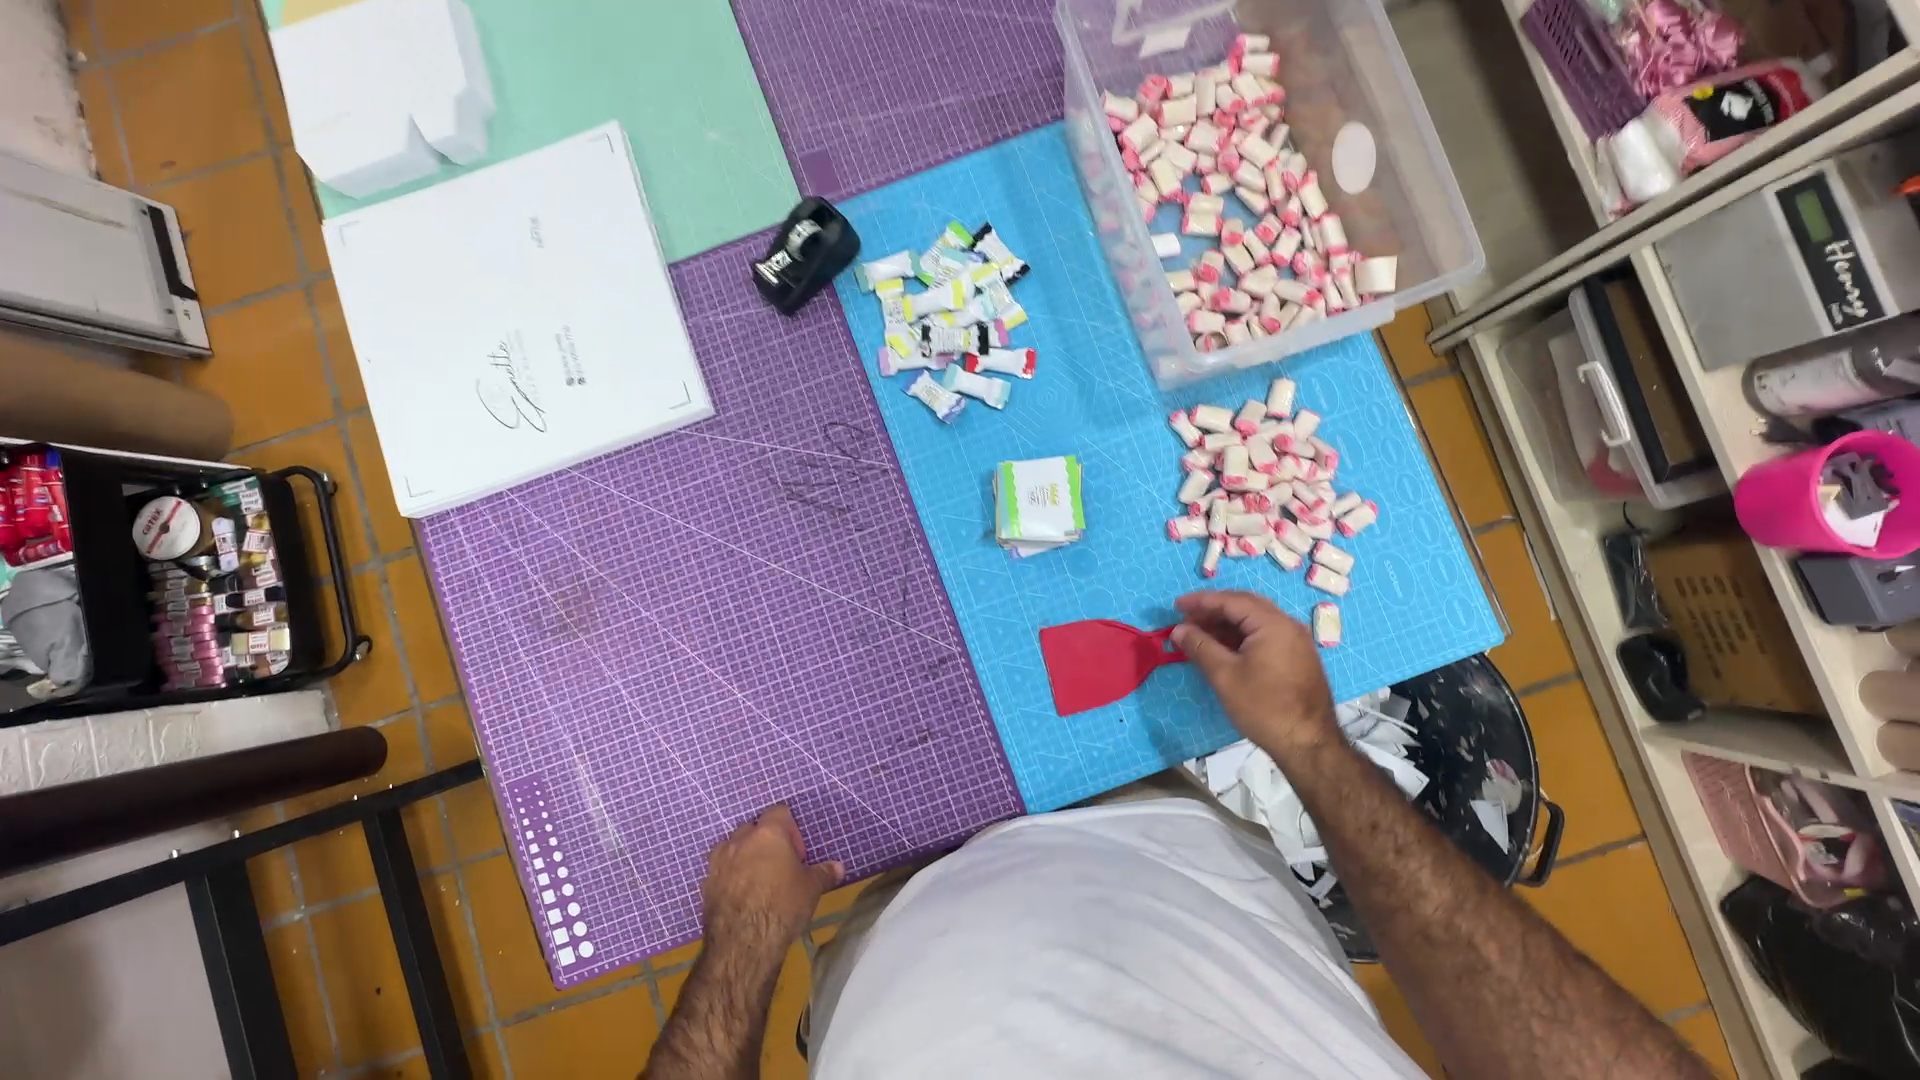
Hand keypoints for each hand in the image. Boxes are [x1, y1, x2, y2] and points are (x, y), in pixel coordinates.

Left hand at [701, 804, 843, 964]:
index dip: (790, 829)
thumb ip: (824, 873)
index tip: (797, 853)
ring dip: (744, 856)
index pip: (779, 812)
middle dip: (765, 841)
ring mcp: (719, 861)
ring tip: (757, 880)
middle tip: (779, 865)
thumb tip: (838, 867)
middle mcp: (740, 840)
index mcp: (769, 834)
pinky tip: (741, 896)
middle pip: (754, 828)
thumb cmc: (783, 906)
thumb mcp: (811, 888)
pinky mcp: (705, 883)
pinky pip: (720, 869)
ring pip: (732, 847)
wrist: (743, 942)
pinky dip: (730, 875)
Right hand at [1173, 590, 1340, 763]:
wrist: (1308, 743)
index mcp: (1272, 624)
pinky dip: (1242, 636)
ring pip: (1256, 621)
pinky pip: (1266, 635)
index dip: (1201, 601)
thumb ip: (1200, 646)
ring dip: (1227, 624)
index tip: (1176, 606)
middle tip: (1187, 619)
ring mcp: (1296, 641)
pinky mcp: (1298, 657)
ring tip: (1201, 635)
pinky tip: (1224, 648)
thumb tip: (1178, 629)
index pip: (1231, 601)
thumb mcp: (1224, 676)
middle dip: (1214, 610)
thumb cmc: (1264, 707)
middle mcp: (1288, 625)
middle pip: (1245, 606)